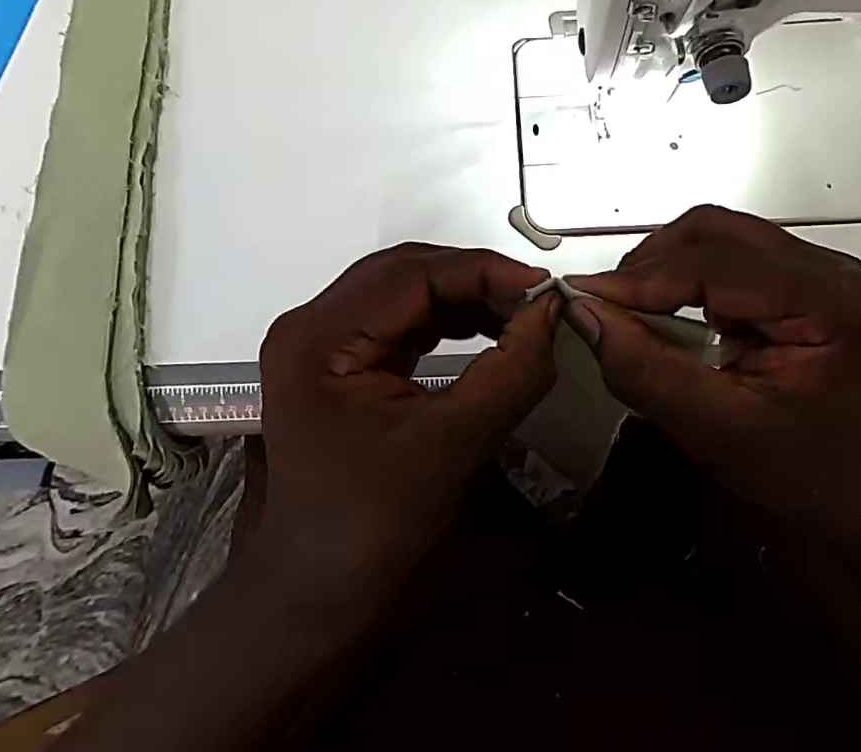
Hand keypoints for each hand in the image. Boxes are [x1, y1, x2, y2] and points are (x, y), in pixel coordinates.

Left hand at [250, 243, 561, 602]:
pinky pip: (401, 320)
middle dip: (473, 279)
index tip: (541, 285)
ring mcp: (322, 342)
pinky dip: (448, 319)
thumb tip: (550, 313)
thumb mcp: (451, 445)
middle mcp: (311, 325)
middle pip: (402, 274)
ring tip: (517, 313)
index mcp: (318, 339)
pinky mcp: (341, 360)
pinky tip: (486, 328)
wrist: (319, 590)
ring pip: (404, 291)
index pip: (409, 275)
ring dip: (463, 296)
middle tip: (533, 297)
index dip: (481, 270)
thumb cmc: (371, 527)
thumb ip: (510, 373)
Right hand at [567, 205, 860, 537]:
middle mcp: (834, 274)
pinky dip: (683, 278)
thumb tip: (588, 315)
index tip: (587, 296)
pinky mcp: (797, 282)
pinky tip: (668, 311)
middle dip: (650, 265)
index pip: (717, 267)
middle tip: (605, 302)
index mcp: (835, 305)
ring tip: (632, 308)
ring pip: (716, 237)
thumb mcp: (717, 431)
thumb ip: (646, 370)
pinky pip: (725, 257)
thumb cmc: (810, 474)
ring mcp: (818, 273)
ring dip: (664, 267)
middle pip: (716, 234)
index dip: (642, 279)